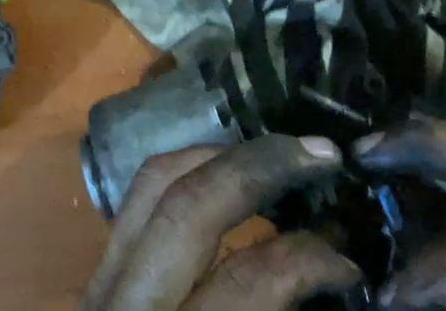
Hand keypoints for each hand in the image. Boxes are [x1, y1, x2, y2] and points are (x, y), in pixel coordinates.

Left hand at [80, 134, 364, 310]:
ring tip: (275, 151)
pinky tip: (223, 174)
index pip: (248, 282)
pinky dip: (185, 174)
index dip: (309, 259)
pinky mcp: (94, 276)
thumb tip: (341, 288)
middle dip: (260, 167)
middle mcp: (127, 307)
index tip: (350, 262)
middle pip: (188, 208)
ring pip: (153, 184)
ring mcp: (101, 284)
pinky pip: (137, 201)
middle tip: (323, 154)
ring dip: (219, 155)